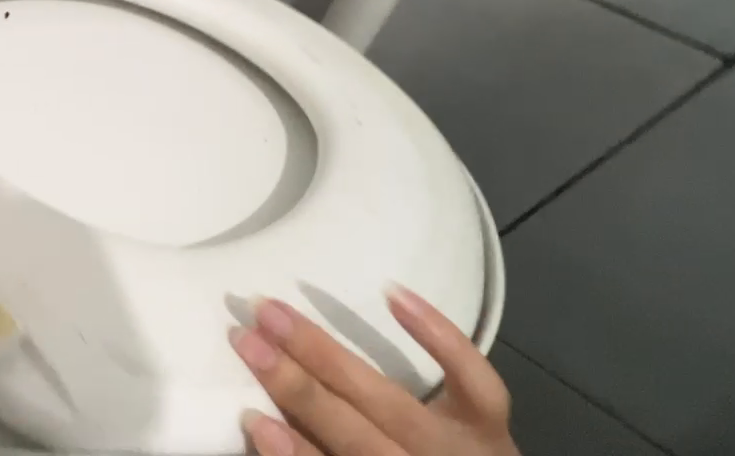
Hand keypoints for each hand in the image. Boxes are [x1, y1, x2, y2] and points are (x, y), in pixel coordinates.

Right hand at [231, 287, 518, 455]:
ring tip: (273, 308)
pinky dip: (437, 337)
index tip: (251, 415)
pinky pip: (475, 381)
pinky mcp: (490, 425)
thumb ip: (309, 448)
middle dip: (297, 386)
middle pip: (357, 433)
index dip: (294, 450)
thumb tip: (257, 415)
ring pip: (392, 402)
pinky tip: (392, 293)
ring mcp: (464, 451)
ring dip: (323, 351)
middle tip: (244, 336)